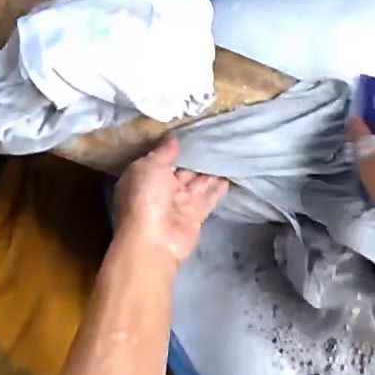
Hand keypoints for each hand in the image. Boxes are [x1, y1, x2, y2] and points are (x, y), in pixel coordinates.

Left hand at [113, 137, 228, 268]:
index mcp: (144, 177)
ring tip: (226, 152)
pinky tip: (229, 174)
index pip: (161, 159)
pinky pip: (208, 197)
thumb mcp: (149, 167)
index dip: (174, 148)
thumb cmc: (145, 198)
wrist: (153, 242)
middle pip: (181, 170)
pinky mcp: (194, 215)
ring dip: (210, 170)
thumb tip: (173, 139)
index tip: (191, 132)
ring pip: (197, 183)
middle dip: (195, 157)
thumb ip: (164, 152)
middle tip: (215, 138)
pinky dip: (218, 187)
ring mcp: (178, 203)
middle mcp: (160, 189)